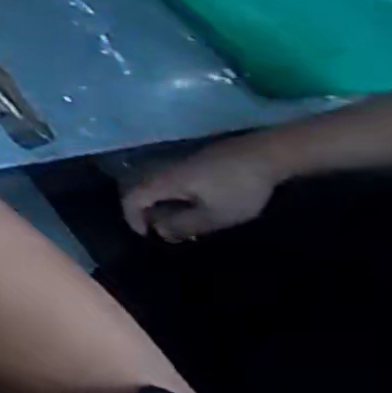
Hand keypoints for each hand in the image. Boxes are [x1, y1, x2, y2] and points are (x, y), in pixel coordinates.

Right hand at [120, 139, 284, 242]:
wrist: (259, 156)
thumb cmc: (237, 187)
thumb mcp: (217, 214)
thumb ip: (186, 224)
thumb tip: (160, 230)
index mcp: (163, 182)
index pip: (131, 197)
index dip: (132, 217)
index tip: (147, 235)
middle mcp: (161, 171)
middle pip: (139, 191)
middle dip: (145, 214)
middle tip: (166, 233)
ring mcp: (174, 167)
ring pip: (154, 188)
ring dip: (160, 208)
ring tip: (182, 226)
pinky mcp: (188, 166)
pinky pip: (168, 185)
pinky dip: (171, 201)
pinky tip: (194, 211)